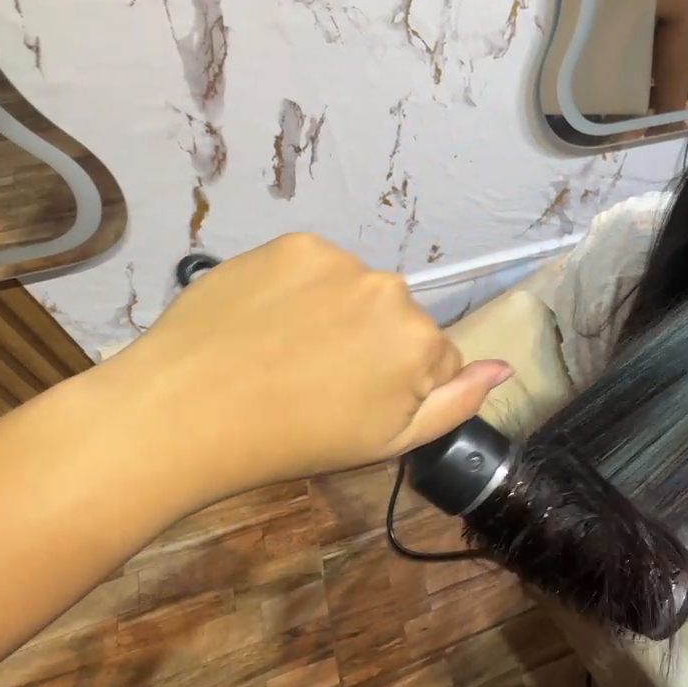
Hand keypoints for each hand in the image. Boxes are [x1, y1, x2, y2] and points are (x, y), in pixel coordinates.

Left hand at [101, 234, 511, 500]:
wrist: (182, 413)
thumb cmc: (294, 440)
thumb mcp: (388, 442)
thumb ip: (457, 402)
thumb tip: (505, 366)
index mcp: (420, 341)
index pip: (436, 357)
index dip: (400, 385)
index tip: (356, 404)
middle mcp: (392, 290)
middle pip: (400, 320)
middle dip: (375, 346)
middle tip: (320, 382)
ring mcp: (342, 262)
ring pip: (361, 291)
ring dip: (340, 315)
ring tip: (289, 351)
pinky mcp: (296, 244)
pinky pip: (320, 267)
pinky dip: (305, 289)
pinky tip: (270, 319)